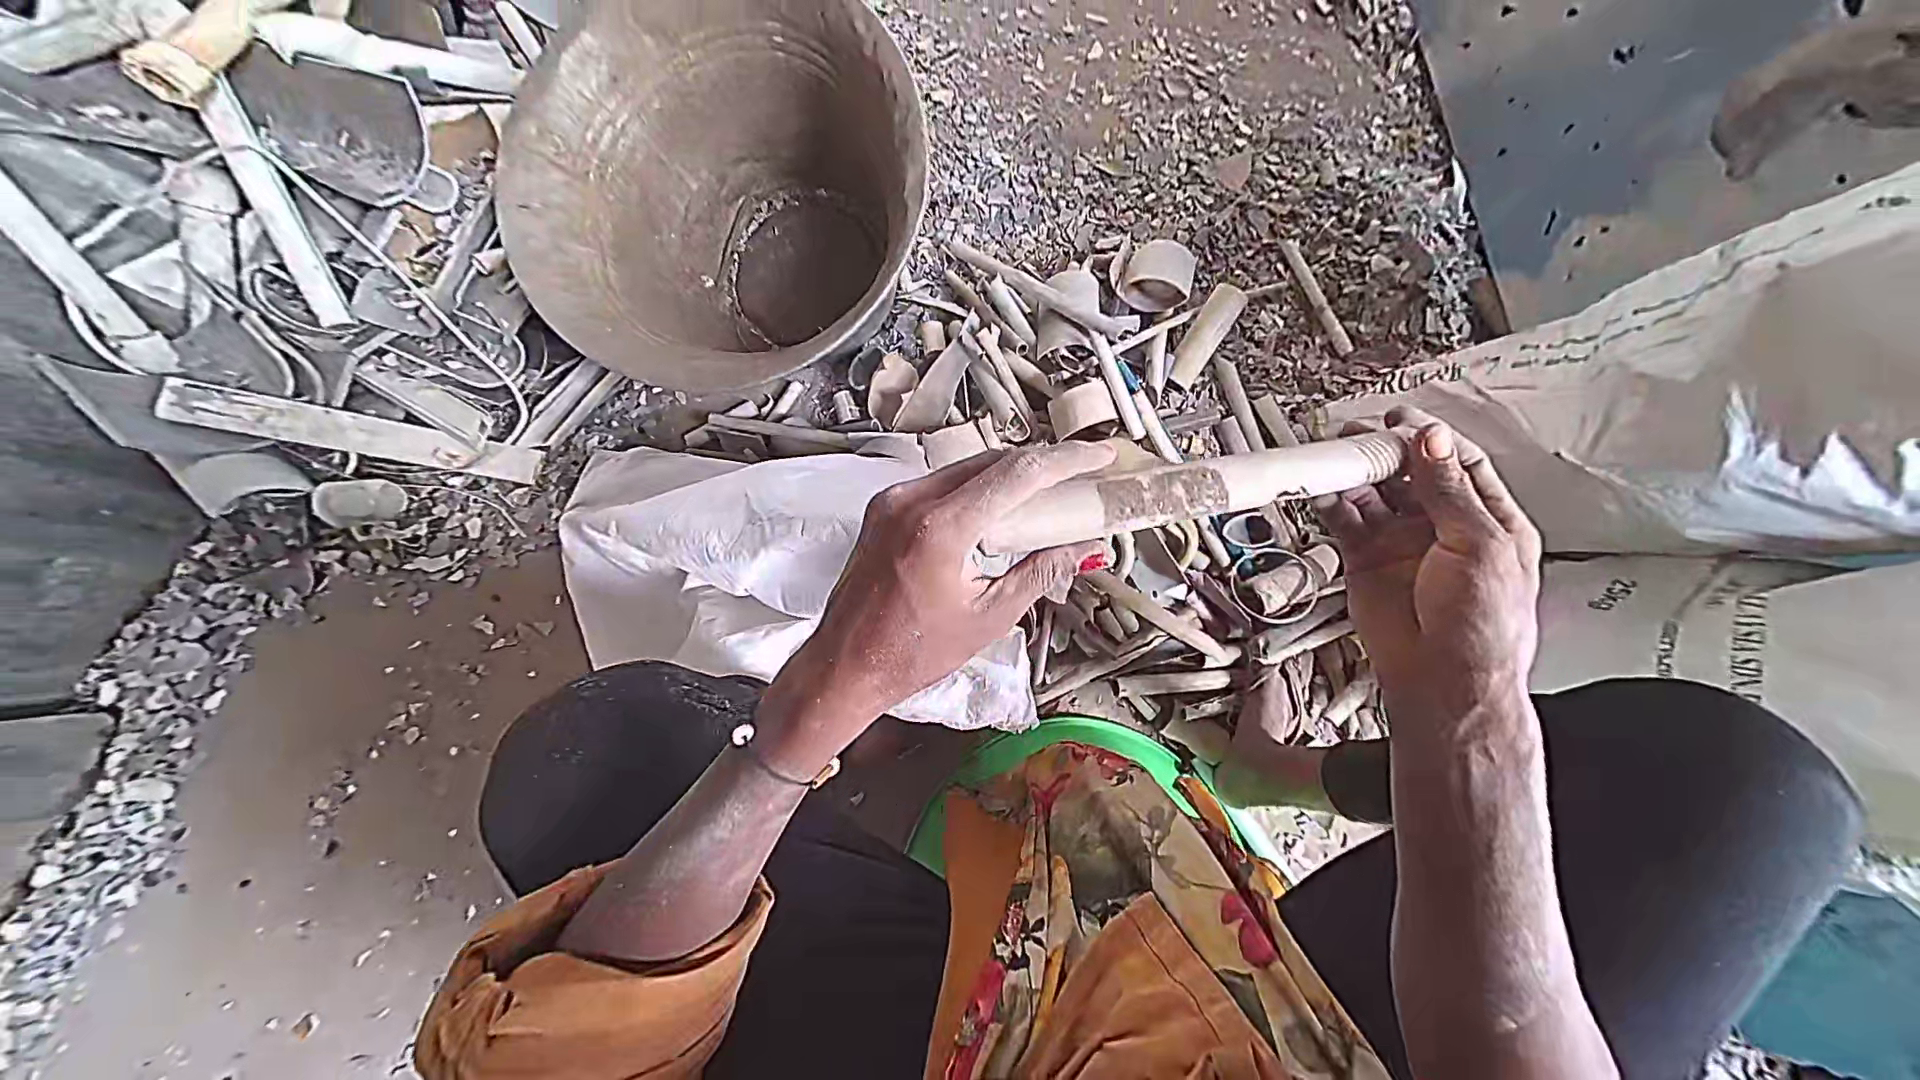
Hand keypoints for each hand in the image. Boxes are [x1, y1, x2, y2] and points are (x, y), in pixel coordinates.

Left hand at [756, 443, 1116, 773]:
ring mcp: (891, 501)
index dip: (1066, 460)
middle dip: (1040, 465)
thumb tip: (1078, 549)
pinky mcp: (884, 508)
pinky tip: (998, 507)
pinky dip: (976, 488)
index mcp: (937, 528)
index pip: (1017, 474)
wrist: (846, 665)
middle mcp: (909, 502)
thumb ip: (1040, 573)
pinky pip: (942, 482)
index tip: (1095, 456)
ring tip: (1045, 495)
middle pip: (992, 461)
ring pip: (966, 467)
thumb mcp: (988, 617)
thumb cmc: (906, 654)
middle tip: (1077, 478)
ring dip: (1008, 475)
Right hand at [1319, 407, 1541, 723]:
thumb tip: (1433, 442)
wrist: (1442, 675)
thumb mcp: (1479, 545)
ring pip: (1372, 494)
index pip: (1455, 463)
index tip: (1401, 422)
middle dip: (1384, 452)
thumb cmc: (1484, 624)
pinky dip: (1331, 503)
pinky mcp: (1364, 558)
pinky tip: (1324, 490)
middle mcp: (1439, 525)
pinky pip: (1345, 521)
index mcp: (1484, 518)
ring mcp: (1399, 541)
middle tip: (1358, 437)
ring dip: (1355, 474)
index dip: (1429, 438)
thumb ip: (1449, 491)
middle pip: (1408, 474)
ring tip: (1335, 458)